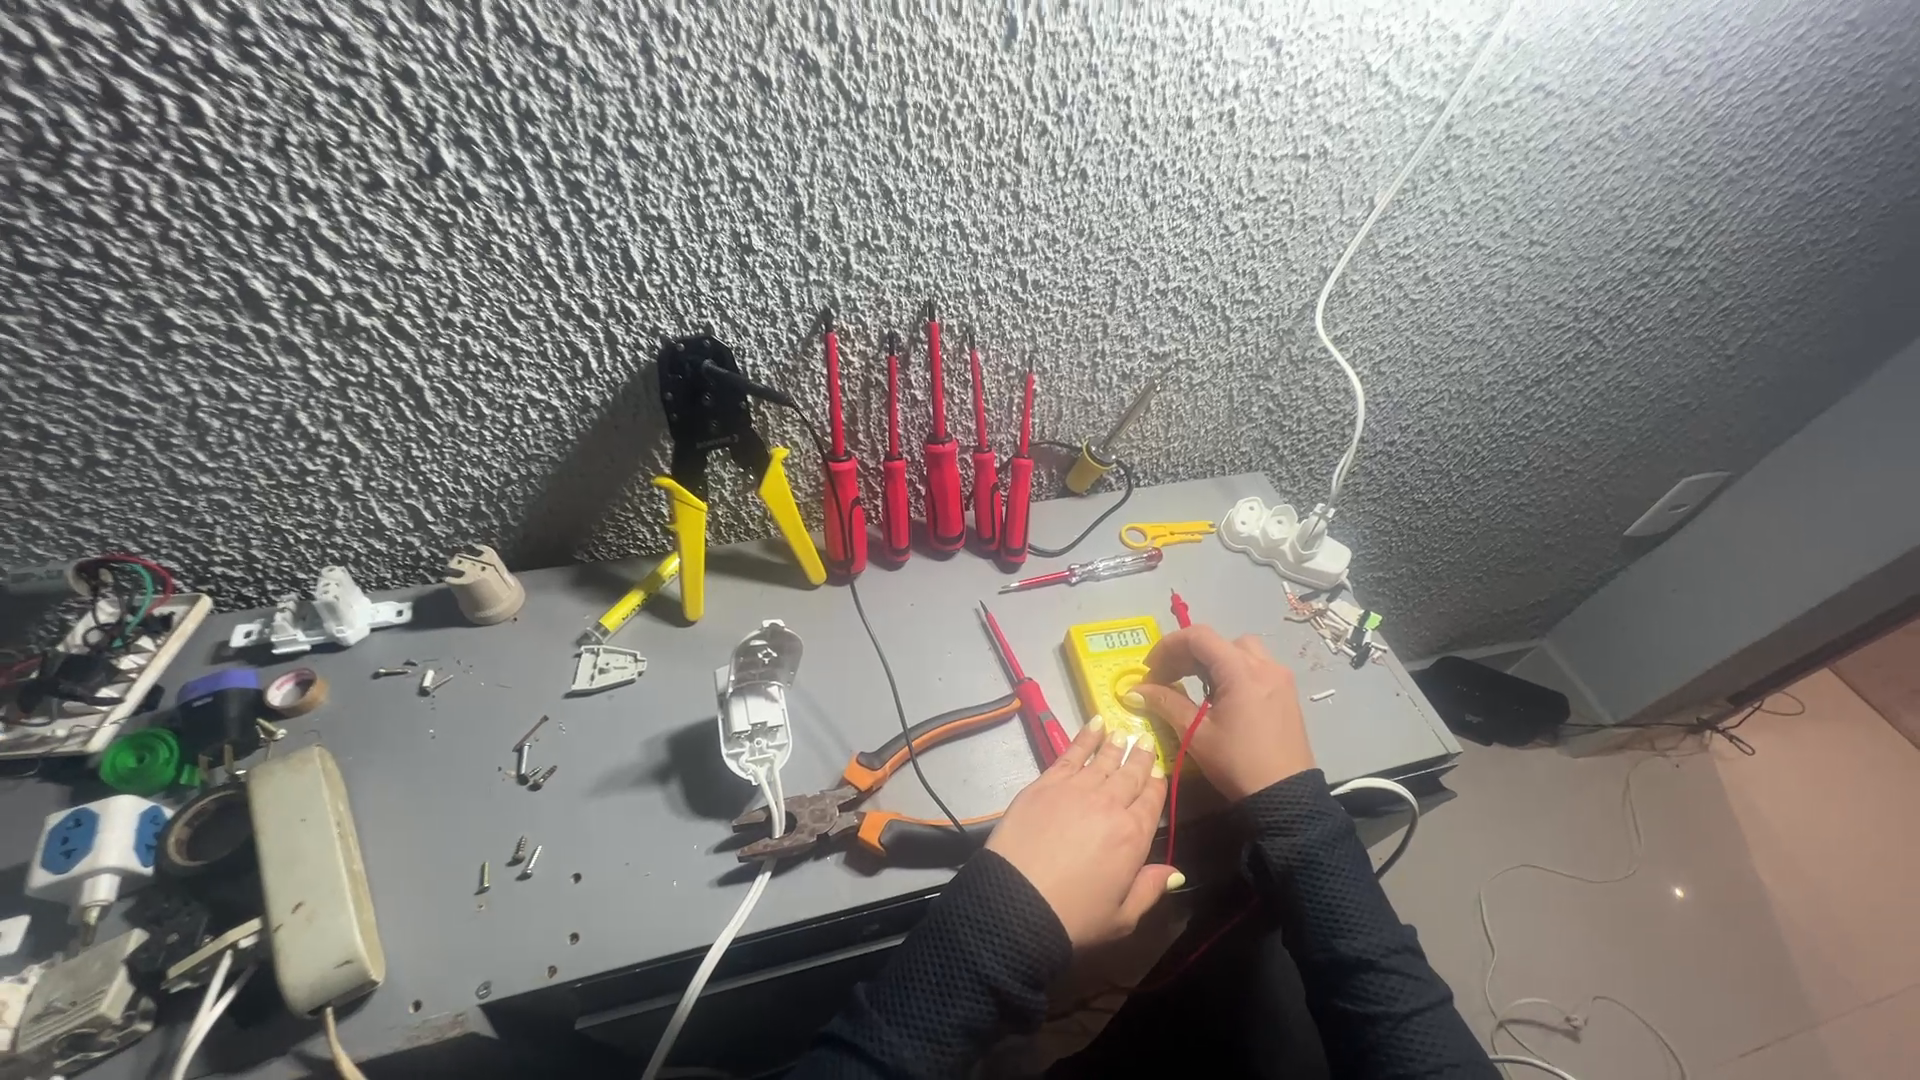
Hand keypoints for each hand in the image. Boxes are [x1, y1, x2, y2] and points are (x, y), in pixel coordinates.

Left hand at [985, 718, 1179, 947]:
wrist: (1018, 902)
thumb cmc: (1073, 917)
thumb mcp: (1122, 917)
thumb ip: (1149, 889)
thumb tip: (1176, 871)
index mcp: (1133, 836)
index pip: (1152, 801)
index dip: (1157, 784)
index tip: (1160, 770)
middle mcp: (1109, 805)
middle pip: (1130, 774)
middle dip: (1141, 757)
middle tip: (1146, 741)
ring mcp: (1076, 789)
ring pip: (1103, 760)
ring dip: (1115, 745)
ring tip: (1123, 732)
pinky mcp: (1046, 782)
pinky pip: (1071, 753)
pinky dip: (1084, 736)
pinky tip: (1094, 724)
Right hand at [1132, 625, 1315, 800]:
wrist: (1286, 799)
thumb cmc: (1238, 764)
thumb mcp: (1196, 734)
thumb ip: (1165, 703)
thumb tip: (1135, 691)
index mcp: (1242, 671)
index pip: (1198, 637)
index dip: (1168, 646)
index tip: (1151, 670)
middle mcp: (1265, 665)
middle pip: (1218, 641)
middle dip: (1186, 654)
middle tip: (1165, 678)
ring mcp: (1280, 678)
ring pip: (1239, 650)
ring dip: (1210, 660)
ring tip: (1193, 686)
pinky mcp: (1287, 693)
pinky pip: (1254, 667)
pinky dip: (1231, 671)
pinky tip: (1218, 697)